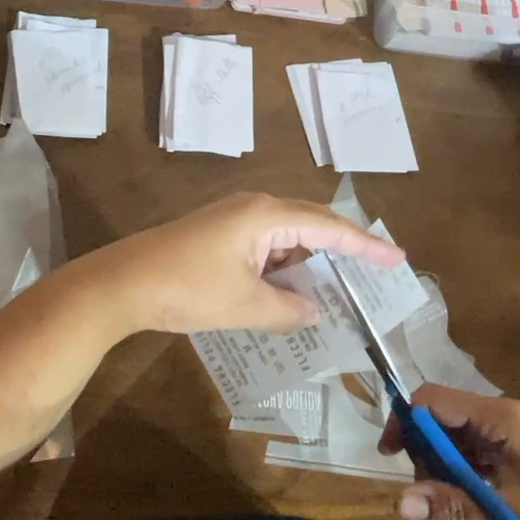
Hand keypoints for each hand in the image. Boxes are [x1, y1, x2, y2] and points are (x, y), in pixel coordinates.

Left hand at [74, 192, 404, 335]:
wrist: (122, 282)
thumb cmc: (187, 288)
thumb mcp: (244, 305)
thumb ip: (287, 309)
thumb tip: (311, 311)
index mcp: (265, 215)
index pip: (329, 227)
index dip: (365, 245)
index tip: (398, 258)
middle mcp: (253, 208)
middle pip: (310, 223)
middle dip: (343, 248)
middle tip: (376, 270)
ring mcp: (233, 219)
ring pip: (286, 236)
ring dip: (309, 261)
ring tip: (341, 287)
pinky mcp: (217, 235)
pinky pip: (264, 246)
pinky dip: (283, 267)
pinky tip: (292, 292)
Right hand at [378, 385, 519, 519]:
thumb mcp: (510, 519)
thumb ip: (454, 507)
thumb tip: (398, 501)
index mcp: (502, 417)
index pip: (434, 400)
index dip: (406, 420)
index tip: (389, 456)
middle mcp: (501, 419)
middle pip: (440, 421)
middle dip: (426, 456)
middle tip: (431, 498)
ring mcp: (507, 440)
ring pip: (452, 445)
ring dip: (444, 477)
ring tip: (460, 514)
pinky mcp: (511, 461)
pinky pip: (468, 462)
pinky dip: (461, 486)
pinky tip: (474, 516)